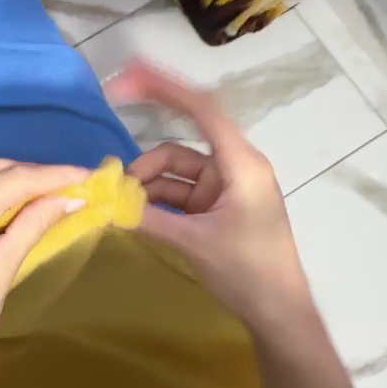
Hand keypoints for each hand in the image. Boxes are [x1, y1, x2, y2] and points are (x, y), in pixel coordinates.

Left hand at [0, 160, 89, 387]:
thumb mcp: (1, 270)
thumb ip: (33, 225)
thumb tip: (72, 197)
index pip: (9, 181)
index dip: (52, 176)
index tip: (89, 175)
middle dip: (37, 176)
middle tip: (77, 184)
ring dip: (18, 183)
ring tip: (58, 192)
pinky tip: (24, 203)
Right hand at [104, 59, 311, 329]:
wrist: (278, 312)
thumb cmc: (249, 272)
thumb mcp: (195, 243)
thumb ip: (149, 220)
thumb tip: (107, 203)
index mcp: (241, 164)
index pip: (202, 111)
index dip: (165, 89)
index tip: (129, 75)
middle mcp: (232, 168)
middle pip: (177, 149)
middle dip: (144, 166)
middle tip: (112, 184)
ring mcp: (223, 188)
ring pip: (173, 174)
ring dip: (146, 188)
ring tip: (121, 210)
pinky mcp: (215, 208)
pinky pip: (177, 194)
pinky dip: (155, 202)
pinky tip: (133, 214)